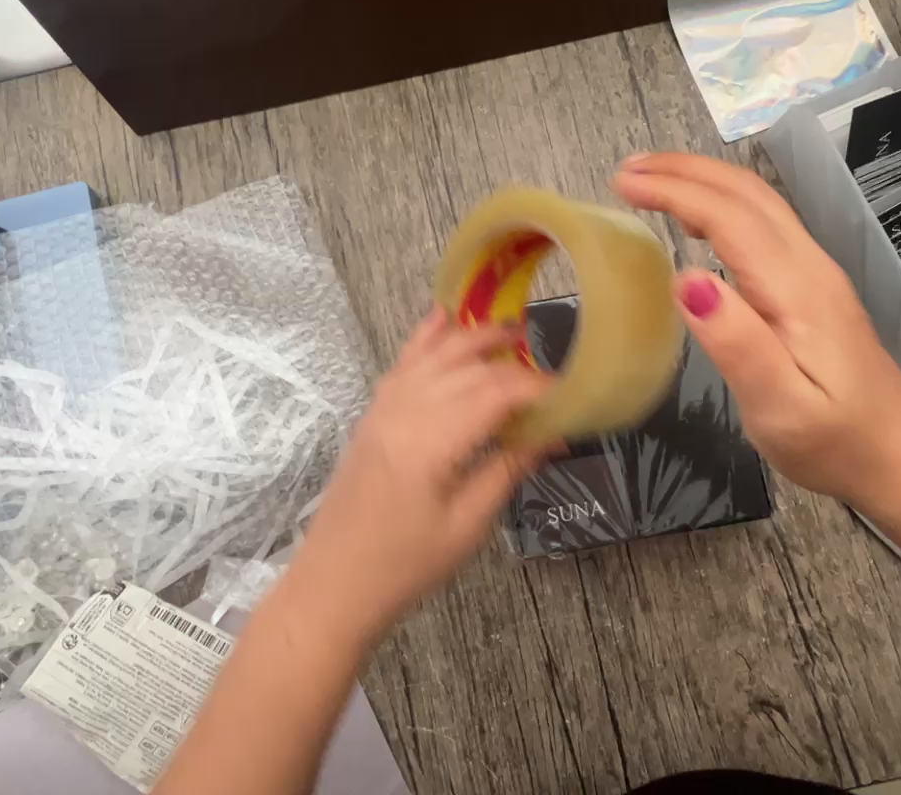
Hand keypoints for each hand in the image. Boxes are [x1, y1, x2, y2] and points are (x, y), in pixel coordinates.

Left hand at [278, 309, 549, 649]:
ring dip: (472, 337)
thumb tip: (553, 437)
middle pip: (466, 369)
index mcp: (431, 442)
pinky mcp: (372, 413)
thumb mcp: (467, 526)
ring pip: (434, 356)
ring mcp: (383, 408)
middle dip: (510, 360)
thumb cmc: (405, 565)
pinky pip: (402, 363)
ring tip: (510, 330)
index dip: (534, 387)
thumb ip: (507, 470)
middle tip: (547, 366)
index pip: (494, 394)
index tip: (566, 392)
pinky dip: (425, 337)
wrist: (334, 583)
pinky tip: (442, 316)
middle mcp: (405, 412)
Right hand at [613, 152, 900, 502]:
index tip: (622, 183)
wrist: (899, 458)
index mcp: (797, 289)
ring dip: (700, 181)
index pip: (730, 218)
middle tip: (626, 169)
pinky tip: (692, 222)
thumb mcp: (781, 407)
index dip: (674, 192)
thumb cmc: (835, 442)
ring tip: (647, 182)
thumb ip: (736, 343)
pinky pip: (759, 224)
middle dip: (683, 170)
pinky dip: (717, 204)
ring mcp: (813, 272)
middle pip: (746, 193)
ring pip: (755, 202)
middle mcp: (808, 265)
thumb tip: (686, 279)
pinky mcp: (809, 285)